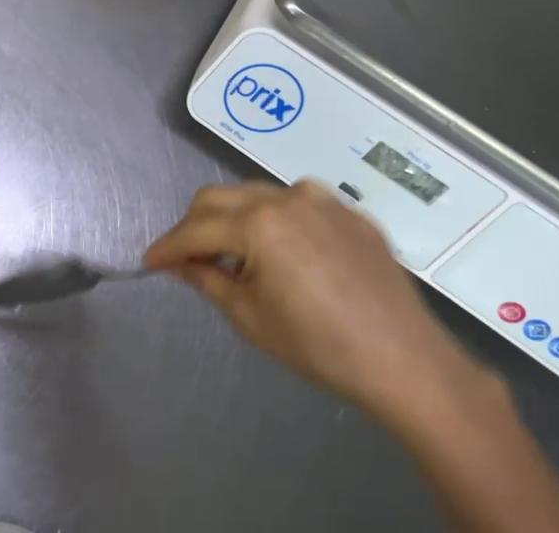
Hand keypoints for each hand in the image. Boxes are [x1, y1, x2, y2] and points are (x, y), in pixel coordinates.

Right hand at [144, 180, 485, 423]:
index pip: (196, 228)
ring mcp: (325, 202)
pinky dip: (277, 221)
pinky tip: (283, 254)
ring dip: (235, 218)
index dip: (168, 246)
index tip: (150, 262)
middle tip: (186, 257)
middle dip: (195, 225)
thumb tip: (182, 265)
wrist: (408, 363)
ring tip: (234, 254)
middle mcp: (287, 198)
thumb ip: (208, 280)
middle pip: (220, 198)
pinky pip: (300, 206)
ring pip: (258, 194)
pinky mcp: (353, 216)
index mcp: (258, 223)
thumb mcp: (250, 318)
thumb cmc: (320, 346)